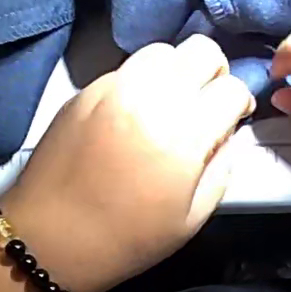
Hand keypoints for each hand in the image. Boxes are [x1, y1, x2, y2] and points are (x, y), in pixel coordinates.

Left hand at [1, 34, 254, 291]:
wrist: (49, 240)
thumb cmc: (126, 240)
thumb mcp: (192, 218)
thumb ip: (221, 169)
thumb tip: (226, 137)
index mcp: (183, 134)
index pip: (231, 88)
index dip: (241, 102)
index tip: (235, 118)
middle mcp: (150, 98)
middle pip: (201, 51)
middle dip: (216, 73)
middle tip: (209, 101)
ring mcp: (113, 88)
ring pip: (163, 51)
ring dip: (179, 71)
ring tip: (173, 103)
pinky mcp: (85, 91)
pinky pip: (127, 68)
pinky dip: (144, 82)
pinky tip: (137, 114)